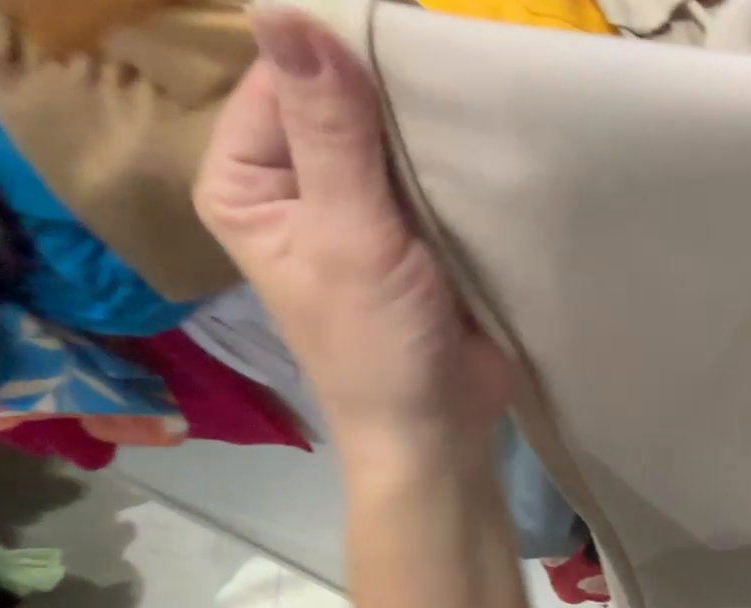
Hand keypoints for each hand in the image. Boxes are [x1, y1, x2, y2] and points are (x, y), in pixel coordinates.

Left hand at [194, 8, 511, 451]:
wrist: (441, 424)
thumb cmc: (377, 342)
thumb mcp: (348, 235)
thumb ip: (330, 134)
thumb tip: (288, 13)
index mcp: (253, 179)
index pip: (285, 82)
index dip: (338, 55)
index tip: (412, 42)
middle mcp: (305, 184)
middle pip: (345, 107)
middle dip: (397, 94)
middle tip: (461, 74)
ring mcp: (372, 211)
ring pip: (399, 144)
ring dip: (438, 132)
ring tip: (487, 111)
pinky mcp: (428, 237)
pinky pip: (441, 182)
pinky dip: (465, 169)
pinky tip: (497, 154)